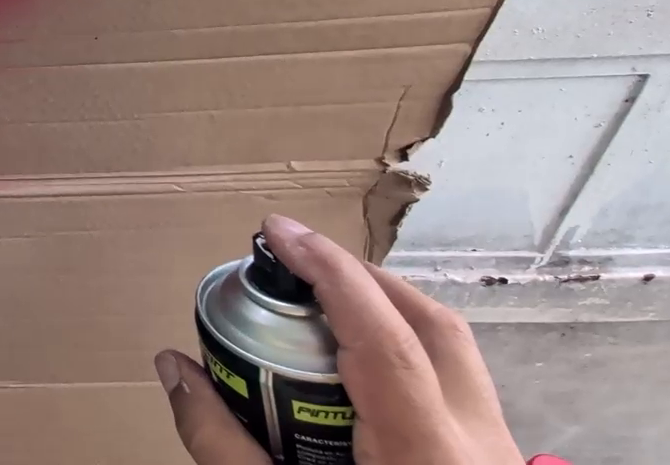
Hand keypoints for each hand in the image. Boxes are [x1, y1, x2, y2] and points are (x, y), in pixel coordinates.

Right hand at [156, 215, 524, 464]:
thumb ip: (219, 441)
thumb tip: (170, 363)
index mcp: (428, 453)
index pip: (380, 331)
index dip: (326, 268)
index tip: (274, 229)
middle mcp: (480, 447)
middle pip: (434, 326)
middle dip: (359, 276)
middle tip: (293, 258)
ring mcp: (501, 460)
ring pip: (455, 356)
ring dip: (383, 310)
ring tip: (317, 299)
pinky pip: (457, 388)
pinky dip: (403, 353)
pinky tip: (356, 368)